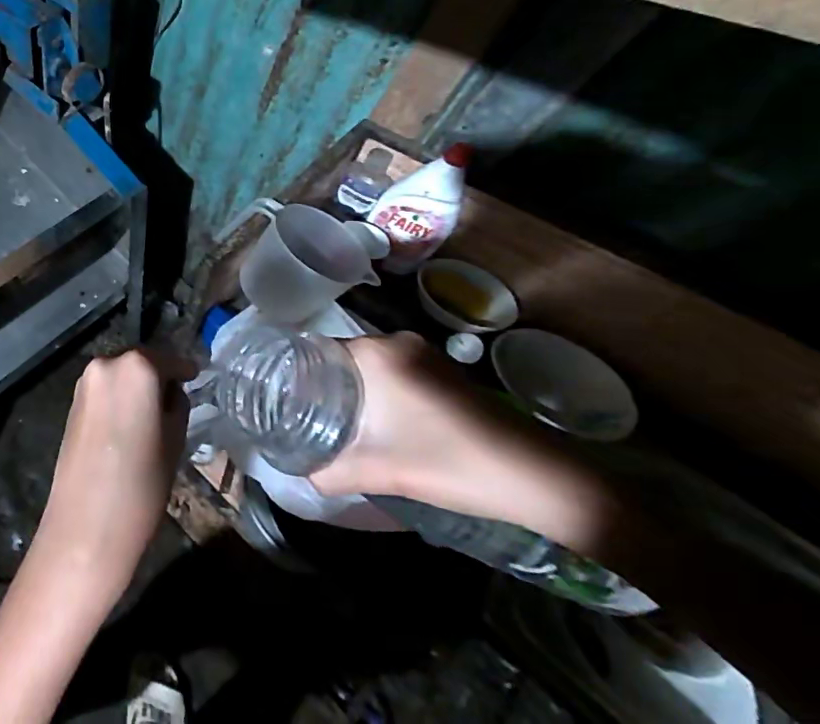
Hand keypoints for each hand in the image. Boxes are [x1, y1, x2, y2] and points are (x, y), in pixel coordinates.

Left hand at [28, 347, 194, 606]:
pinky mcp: (71, 404)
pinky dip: (119, 401)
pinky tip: (130, 426)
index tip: (198, 378)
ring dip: (136, 389)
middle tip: (177, 399)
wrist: (86, 524)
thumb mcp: (175, 440)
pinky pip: (104, 392)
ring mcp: (83, 383)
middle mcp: (105, 364)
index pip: (169, 358)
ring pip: (119, 376)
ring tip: (154, 416)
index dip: (185, 370)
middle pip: (140, 363)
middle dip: (158, 377)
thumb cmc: (142, 482)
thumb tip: (171, 392)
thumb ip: (176, 405)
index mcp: (135, 367)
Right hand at [309, 333, 611, 545]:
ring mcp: (425, 354)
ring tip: (332, 422)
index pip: (315, 352)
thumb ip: (328, 472)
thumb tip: (298, 473)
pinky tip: (375, 423)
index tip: (279, 400)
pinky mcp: (444, 372)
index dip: (294, 376)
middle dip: (320, 385)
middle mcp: (396, 342)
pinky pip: (392, 373)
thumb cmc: (451, 465)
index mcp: (376, 353)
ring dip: (351, 390)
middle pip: (340, 358)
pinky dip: (377, 392)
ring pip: (368, 367)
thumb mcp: (379, 473)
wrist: (540, 479)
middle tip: (301, 416)